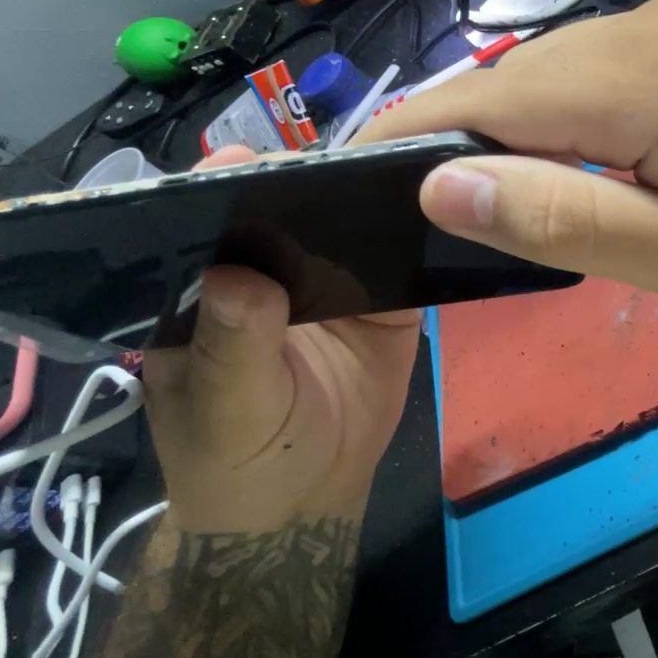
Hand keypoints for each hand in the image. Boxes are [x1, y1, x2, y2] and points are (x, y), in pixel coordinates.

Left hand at [140, 146, 421, 532]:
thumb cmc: (238, 460)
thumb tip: (237, 272)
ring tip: (409, 169)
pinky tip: (450, 212)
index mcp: (207, 285)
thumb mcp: (227, 411)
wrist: (310, 500)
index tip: (253, 159)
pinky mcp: (388, 297)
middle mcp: (268, 267)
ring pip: (353, 223)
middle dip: (318, 178)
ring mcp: (333, 278)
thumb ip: (232, 348)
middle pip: (290, 207)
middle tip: (352, 157)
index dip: (223, 186)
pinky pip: (406, 256)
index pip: (207, 219)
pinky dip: (425, 235)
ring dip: (378, 198)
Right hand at [360, 0, 657, 316]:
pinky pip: (602, 68)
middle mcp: (648, 28)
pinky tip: (563, 158)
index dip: (406, 133)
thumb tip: (445, 182)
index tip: (338, 177)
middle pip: (514, 77)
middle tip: (405, 209)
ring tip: (474, 193)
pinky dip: (564, 111)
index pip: (483, 97)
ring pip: (555, 69)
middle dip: (452, 134)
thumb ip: (570, 216)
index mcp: (641, 80)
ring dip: (509, 125)